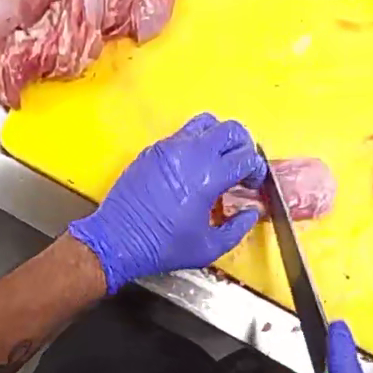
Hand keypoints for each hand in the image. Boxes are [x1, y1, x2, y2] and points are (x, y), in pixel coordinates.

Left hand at [68, 113, 269, 292]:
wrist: (116, 241)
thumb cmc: (161, 248)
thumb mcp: (207, 249)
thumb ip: (236, 229)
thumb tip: (250, 213)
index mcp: (207, 176)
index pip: (245, 157)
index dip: (255, 170)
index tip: (252, 184)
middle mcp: (189, 154)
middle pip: (230, 129)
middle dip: (243, 146)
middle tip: (241, 167)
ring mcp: (168, 148)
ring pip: (205, 123)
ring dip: (218, 138)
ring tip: (217, 161)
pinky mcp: (151, 151)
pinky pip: (180, 135)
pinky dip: (194, 145)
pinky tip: (191, 169)